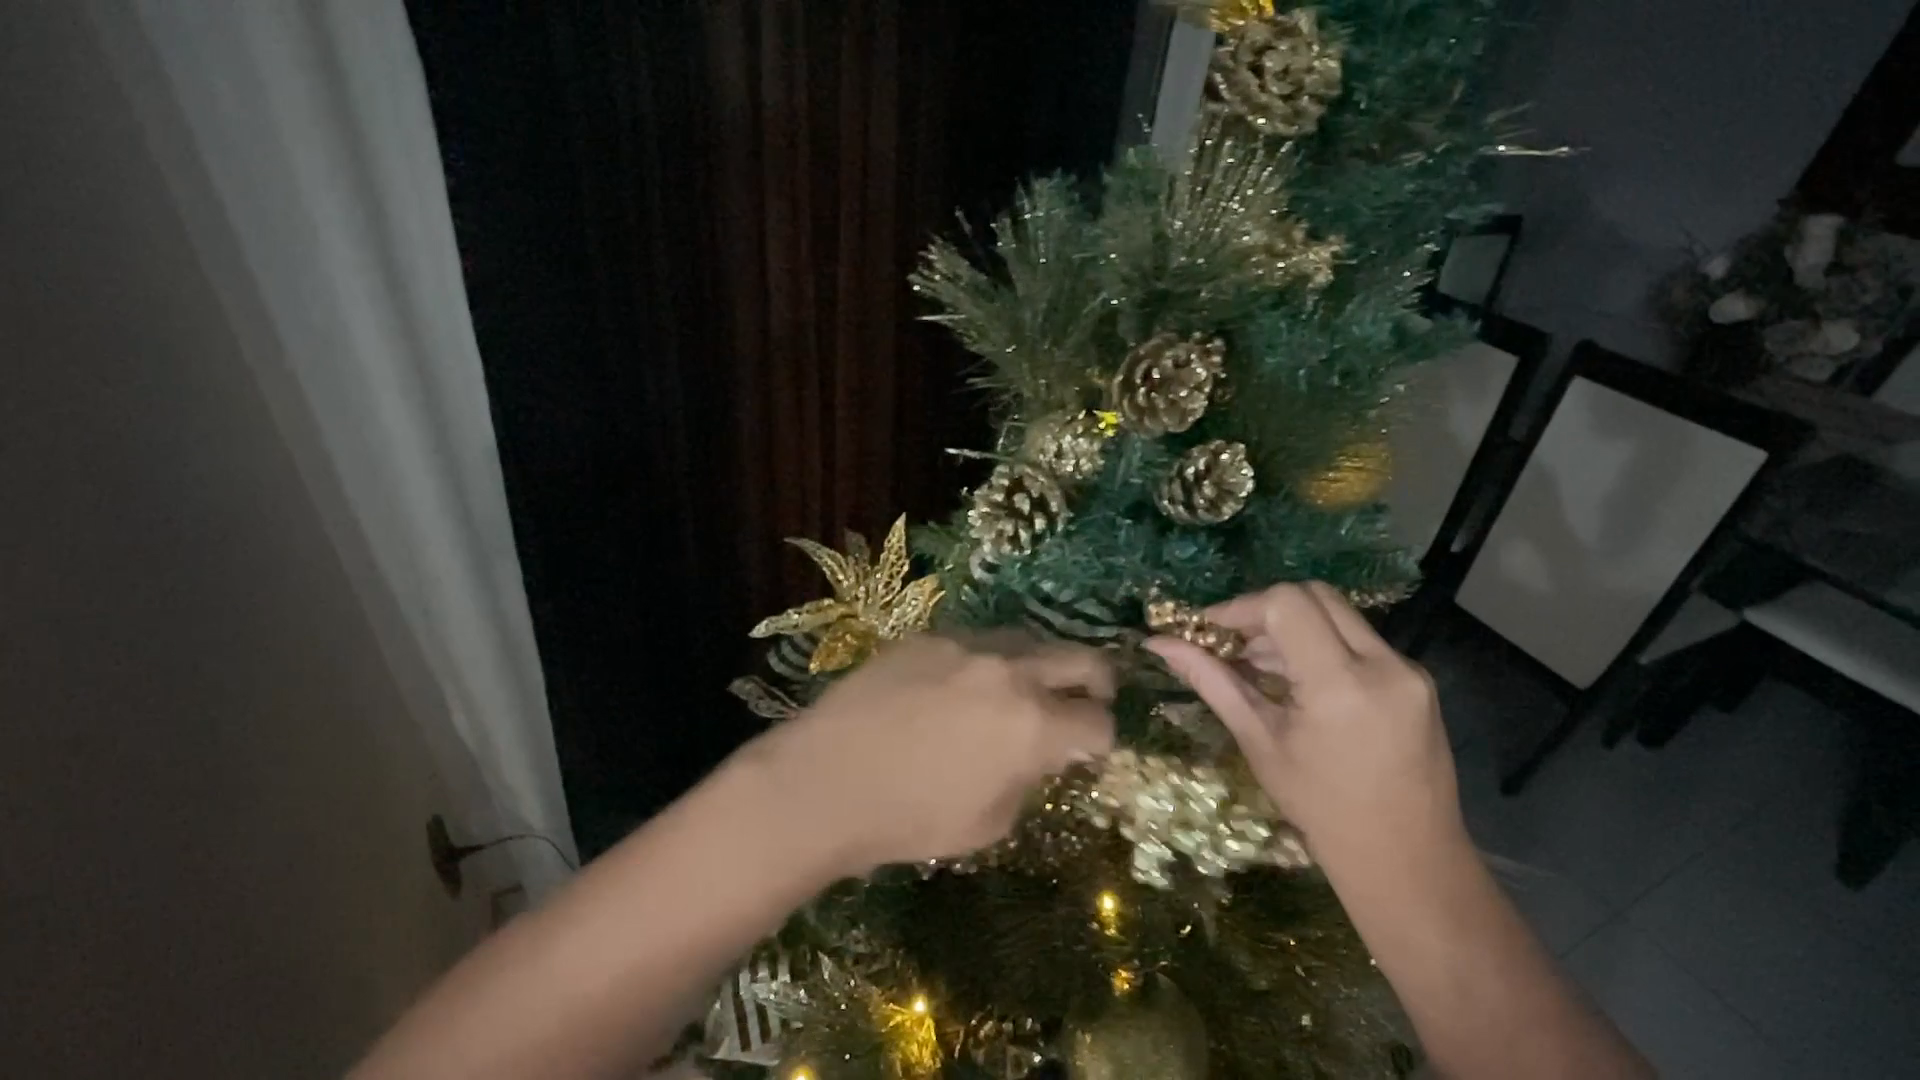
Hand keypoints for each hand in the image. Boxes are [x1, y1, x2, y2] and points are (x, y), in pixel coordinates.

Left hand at [745, 633, 1115, 873]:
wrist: (824, 780)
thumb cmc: (910, 819)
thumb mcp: (990, 822)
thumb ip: (1030, 780)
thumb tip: (1041, 756)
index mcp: (1034, 724)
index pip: (1099, 722)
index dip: (1102, 740)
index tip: (1089, 751)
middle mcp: (1011, 671)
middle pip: (1083, 658)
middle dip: (1095, 684)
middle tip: (1083, 704)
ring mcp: (967, 645)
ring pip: (1030, 640)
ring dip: (1040, 666)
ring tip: (1022, 693)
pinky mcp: (929, 636)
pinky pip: (977, 642)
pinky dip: (988, 663)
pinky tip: (960, 689)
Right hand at [1146, 582, 1460, 864]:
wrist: (1407, 859)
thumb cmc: (1322, 809)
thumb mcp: (1260, 743)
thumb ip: (1213, 682)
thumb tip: (1160, 644)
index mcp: (1340, 684)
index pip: (1287, 604)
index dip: (1241, 607)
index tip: (1210, 632)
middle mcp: (1383, 664)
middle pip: (1315, 596)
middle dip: (1266, 611)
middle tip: (1234, 645)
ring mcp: (1408, 670)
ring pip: (1340, 615)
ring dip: (1295, 628)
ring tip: (1260, 668)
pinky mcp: (1418, 680)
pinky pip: (1362, 641)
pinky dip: (1323, 647)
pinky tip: (1299, 684)